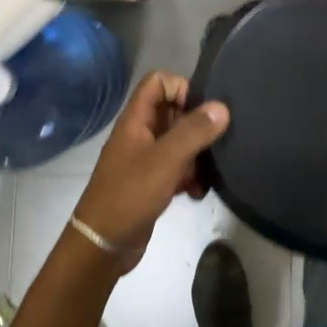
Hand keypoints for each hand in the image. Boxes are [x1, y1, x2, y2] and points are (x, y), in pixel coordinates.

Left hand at [72, 72, 229, 273]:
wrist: (103, 244)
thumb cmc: (130, 195)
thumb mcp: (165, 160)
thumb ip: (193, 131)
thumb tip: (222, 107)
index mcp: (136, 120)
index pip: (158, 82)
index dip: (181, 87)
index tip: (202, 110)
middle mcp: (140, 134)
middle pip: (173, 111)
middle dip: (197, 123)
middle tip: (218, 139)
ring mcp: (146, 159)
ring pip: (179, 142)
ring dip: (198, 154)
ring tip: (211, 169)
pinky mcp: (153, 183)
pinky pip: (178, 168)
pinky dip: (191, 177)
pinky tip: (199, 192)